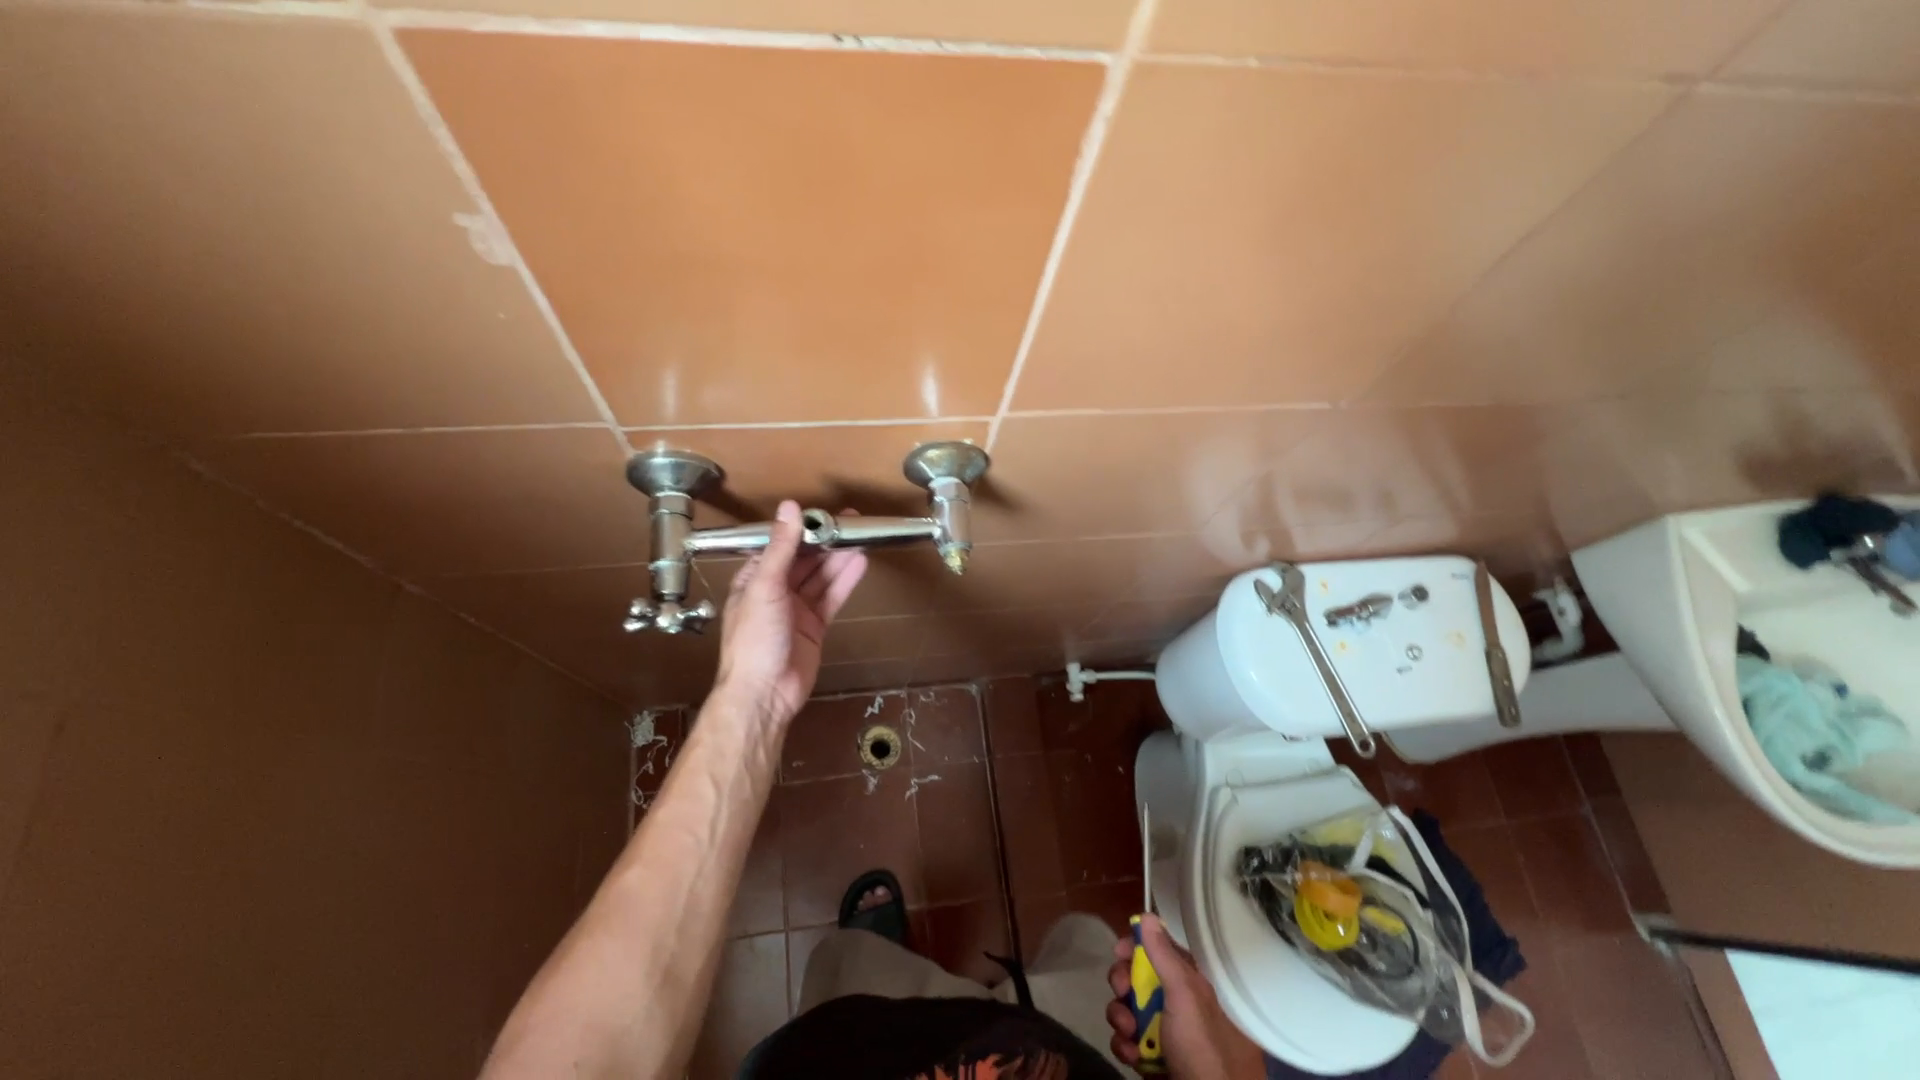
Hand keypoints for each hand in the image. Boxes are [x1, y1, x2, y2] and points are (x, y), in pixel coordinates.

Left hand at [713, 501, 867, 723]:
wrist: (764, 694)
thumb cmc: (754, 641)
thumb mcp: (765, 587)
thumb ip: (781, 548)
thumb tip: (789, 508)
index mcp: (754, 579)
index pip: (780, 545)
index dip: (802, 529)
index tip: (824, 513)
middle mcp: (775, 591)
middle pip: (805, 560)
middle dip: (826, 542)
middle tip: (852, 523)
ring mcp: (796, 610)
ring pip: (821, 577)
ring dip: (839, 559)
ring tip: (862, 538)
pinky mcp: (814, 627)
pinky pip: (832, 598)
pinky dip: (845, 581)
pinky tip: (860, 564)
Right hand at [1106, 915, 1266, 1079]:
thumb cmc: (1200, 1045)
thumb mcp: (1183, 995)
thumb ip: (1163, 955)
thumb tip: (1147, 914)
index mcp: (1188, 982)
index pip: (1156, 950)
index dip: (1134, 948)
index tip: (1117, 952)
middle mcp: (1174, 1002)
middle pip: (1135, 979)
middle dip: (1122, 987)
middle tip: (1123, 995)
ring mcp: (1162, 1031)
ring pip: (1127, 1010)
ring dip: (1121, 1020)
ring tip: (1130, 1036)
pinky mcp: (1151, 1057)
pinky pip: (1127, 1041)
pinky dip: (1125, 1047)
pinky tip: (1133, 1056)